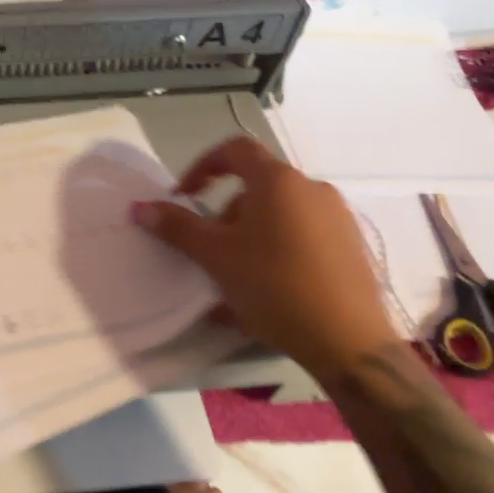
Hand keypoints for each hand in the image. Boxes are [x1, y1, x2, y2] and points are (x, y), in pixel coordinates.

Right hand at [132, 138, 397, 378]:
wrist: (350, 342)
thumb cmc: (275, 286)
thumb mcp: (217, 257)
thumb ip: (178, 227)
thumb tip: (140, 208)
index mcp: (279, 180)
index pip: (235, 150)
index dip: (203, 166)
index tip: (185, 196)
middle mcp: (312, 188)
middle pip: (257, 186)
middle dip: (226, 212)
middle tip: (210, 248)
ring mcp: (338, 218)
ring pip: (280, 214)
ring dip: (250, 235)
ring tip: (236, 276)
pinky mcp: (353, 248)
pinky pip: (303, 237)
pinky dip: (277, 251)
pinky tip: (266, 292)